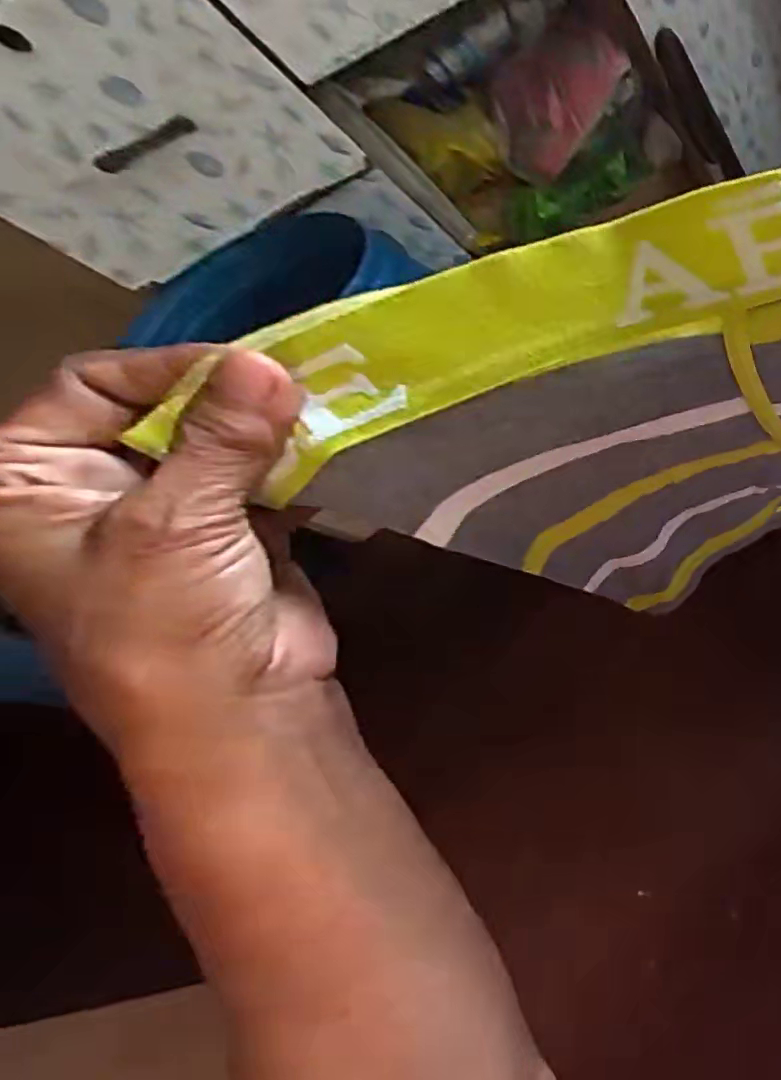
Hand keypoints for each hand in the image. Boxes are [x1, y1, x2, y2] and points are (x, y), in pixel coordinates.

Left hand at [0, 346, 335, 757]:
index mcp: (30, 477)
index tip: (258, 366)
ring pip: (229, 446)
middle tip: (306, 384)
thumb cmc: (165, 616)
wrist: (238, 700)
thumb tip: (269, 364)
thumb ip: (224, 441)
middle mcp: (98, 485)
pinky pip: (271, 480)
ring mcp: (177, 510)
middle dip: (236, 400)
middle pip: (169, 413)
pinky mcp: (243, 531)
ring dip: (278, 433)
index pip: (96, 388)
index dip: (173, 372)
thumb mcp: (178, 523)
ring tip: (333, 415)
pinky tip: (340, 457)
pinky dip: (304, 468)